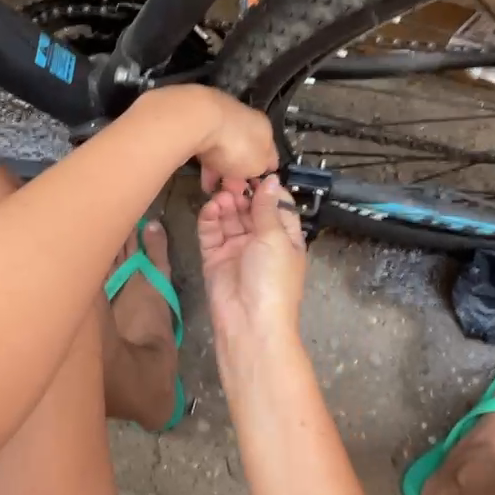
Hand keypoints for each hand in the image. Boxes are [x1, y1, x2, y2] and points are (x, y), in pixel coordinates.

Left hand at [138, 86, 278, 193]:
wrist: (198, 121)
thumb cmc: (236, 146)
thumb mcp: (258, 165)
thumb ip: (261, 167)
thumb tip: (260, 168)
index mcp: (265, 128)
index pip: (269, 152)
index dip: (263, 171)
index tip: (255, 187)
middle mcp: (245, 119)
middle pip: (245, 150)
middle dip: (238, 172)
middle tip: (232, 191)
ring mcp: (220, 117)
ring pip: (224, 149)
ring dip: (220, 168)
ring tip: (214, 188)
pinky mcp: (197, 121)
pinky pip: (206, 147)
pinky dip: (205, 162)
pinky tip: (201, 177)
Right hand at [198, 176, 307, 351]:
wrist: (250, 324)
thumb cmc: (273, 280)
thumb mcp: (276, 238)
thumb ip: (268, 207)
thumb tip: (271, 179)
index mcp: (285, 238)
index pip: (276, 205)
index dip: (265, 188)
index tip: (253, 170)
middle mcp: (261, 242)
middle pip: (249, 209)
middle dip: (241, 193)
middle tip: (230, 178)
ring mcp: (236, 250)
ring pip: (229, 218)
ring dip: (226, 204)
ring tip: (221, 195)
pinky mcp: (215, 258)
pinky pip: (211, 233)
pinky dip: (210, 219)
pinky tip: (211, 208)